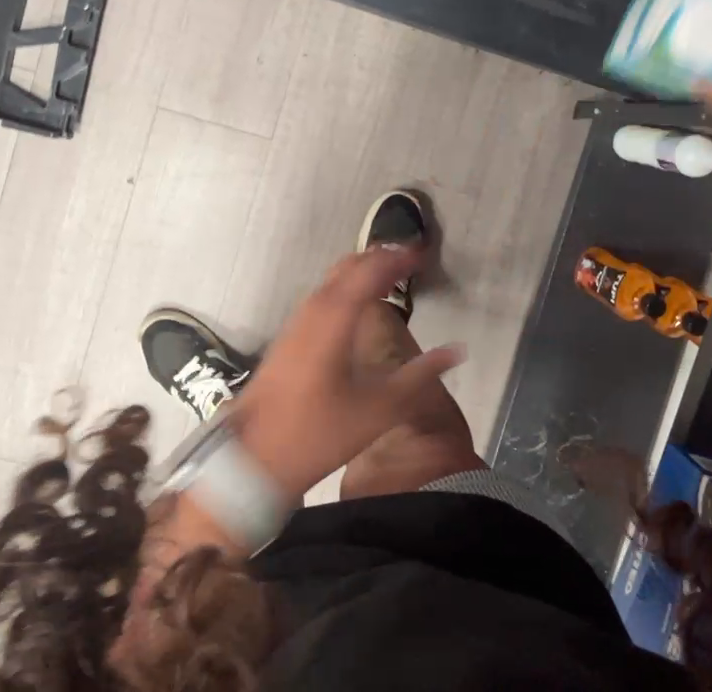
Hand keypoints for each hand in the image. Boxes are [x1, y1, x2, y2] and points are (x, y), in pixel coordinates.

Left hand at [227, 246, 463, 497]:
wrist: (253, 457)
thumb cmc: (318, 432)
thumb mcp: (378, 410)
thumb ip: (420, 376)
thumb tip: (457, 350)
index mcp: (335, 320)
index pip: (370, 271)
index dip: (398, 258)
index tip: (424, 255)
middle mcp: (313, 311)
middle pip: (348, 267)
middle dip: (380, 258)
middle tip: (411, 261)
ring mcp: (296, 322)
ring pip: (332, 280)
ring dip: (362, 272)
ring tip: (392, 278)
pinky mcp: (288, 337)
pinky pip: (323, 296)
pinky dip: (346, 288)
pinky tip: (360, 307)